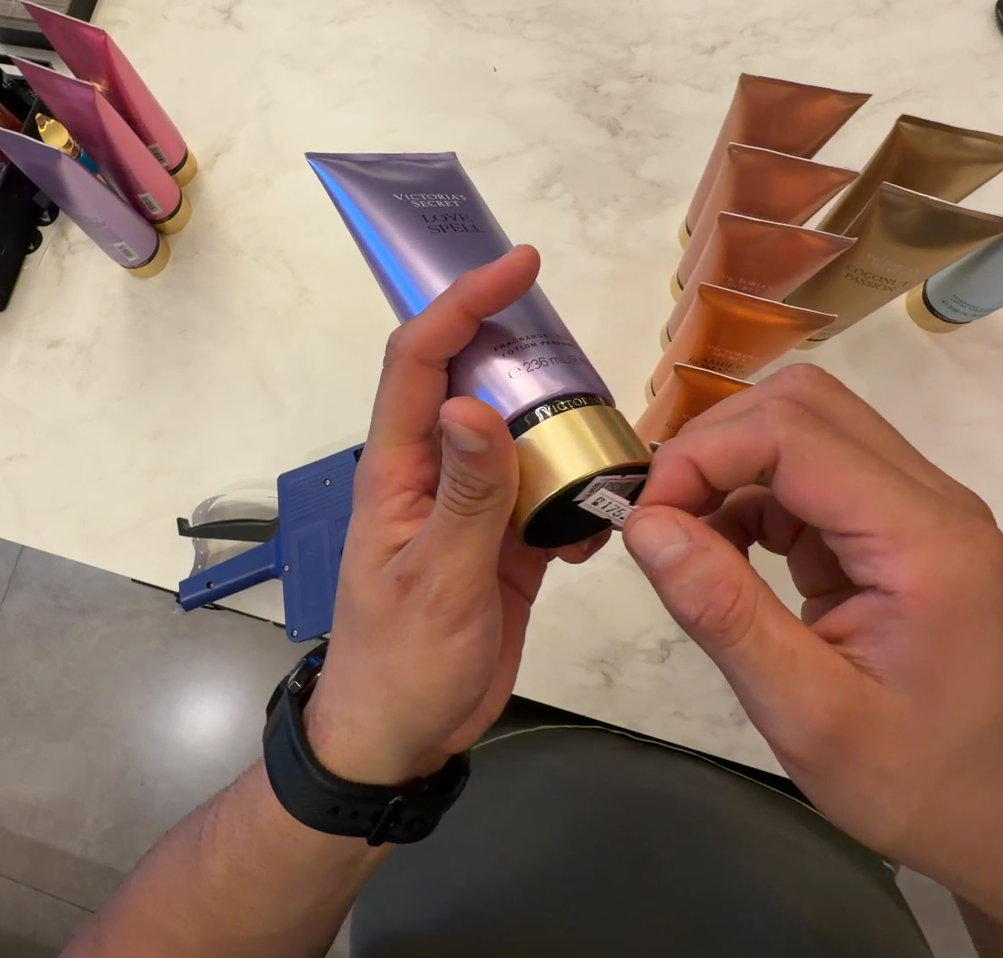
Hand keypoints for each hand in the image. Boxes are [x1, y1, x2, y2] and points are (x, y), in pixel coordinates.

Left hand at [306, 246, 597, 787]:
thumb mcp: (438, 579)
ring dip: (560, 433)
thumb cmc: (403, 660)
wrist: (403, 735)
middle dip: (523, 358)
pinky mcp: (500, 541)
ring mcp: (469, 506)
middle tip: (582, 355)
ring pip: (516, 440)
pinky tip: (596, 527)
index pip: (419, 362)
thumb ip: (464, 494)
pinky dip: (574, 500)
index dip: (461, 306)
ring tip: (605, 443)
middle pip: (473, 386)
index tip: (518, 267)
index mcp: (397, 468)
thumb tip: (471, 404)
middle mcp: (432, 472)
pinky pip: (541, 497)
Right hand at [619, 365, 1002, 925]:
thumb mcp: (804, 714)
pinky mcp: (891, 530)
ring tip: (687, 539)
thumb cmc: (915, 784)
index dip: (701, 456)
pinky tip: (725, 553)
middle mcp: (929, 503)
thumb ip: (722, 612)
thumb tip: (644, 524)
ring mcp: (914, 511)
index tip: (645, 520)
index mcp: (924, 540)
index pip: (793, 433)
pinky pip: (804, 475)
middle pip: (802, 406)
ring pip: (800, 428)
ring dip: (727, 467)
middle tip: (663, 518)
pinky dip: (746, 496)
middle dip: (712, 446)